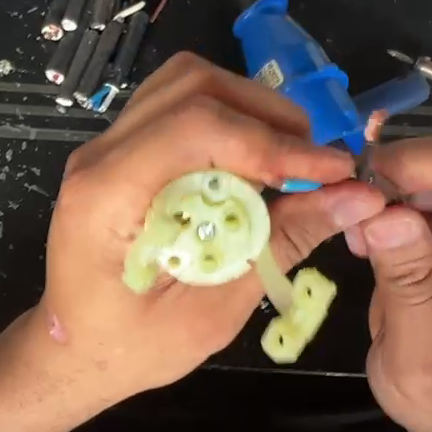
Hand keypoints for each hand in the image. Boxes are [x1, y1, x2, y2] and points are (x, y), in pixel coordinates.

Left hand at [32, 54, 387, 407]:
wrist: (74, 347)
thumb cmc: (131, 347)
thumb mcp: (211, 312)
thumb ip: (279, 244)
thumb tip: (357, 196)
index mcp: (107, 195)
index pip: (196, 127)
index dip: (273, 141)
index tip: (333, 172)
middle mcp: (98, 156)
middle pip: (191, 87)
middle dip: (267, 115)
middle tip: (315, 165)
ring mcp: (104, 148)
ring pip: (184, 84)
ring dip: (248, 109)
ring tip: (289, 159)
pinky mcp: (118, 152)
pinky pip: (175, 106)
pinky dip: (225, 119)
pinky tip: (253, 161)